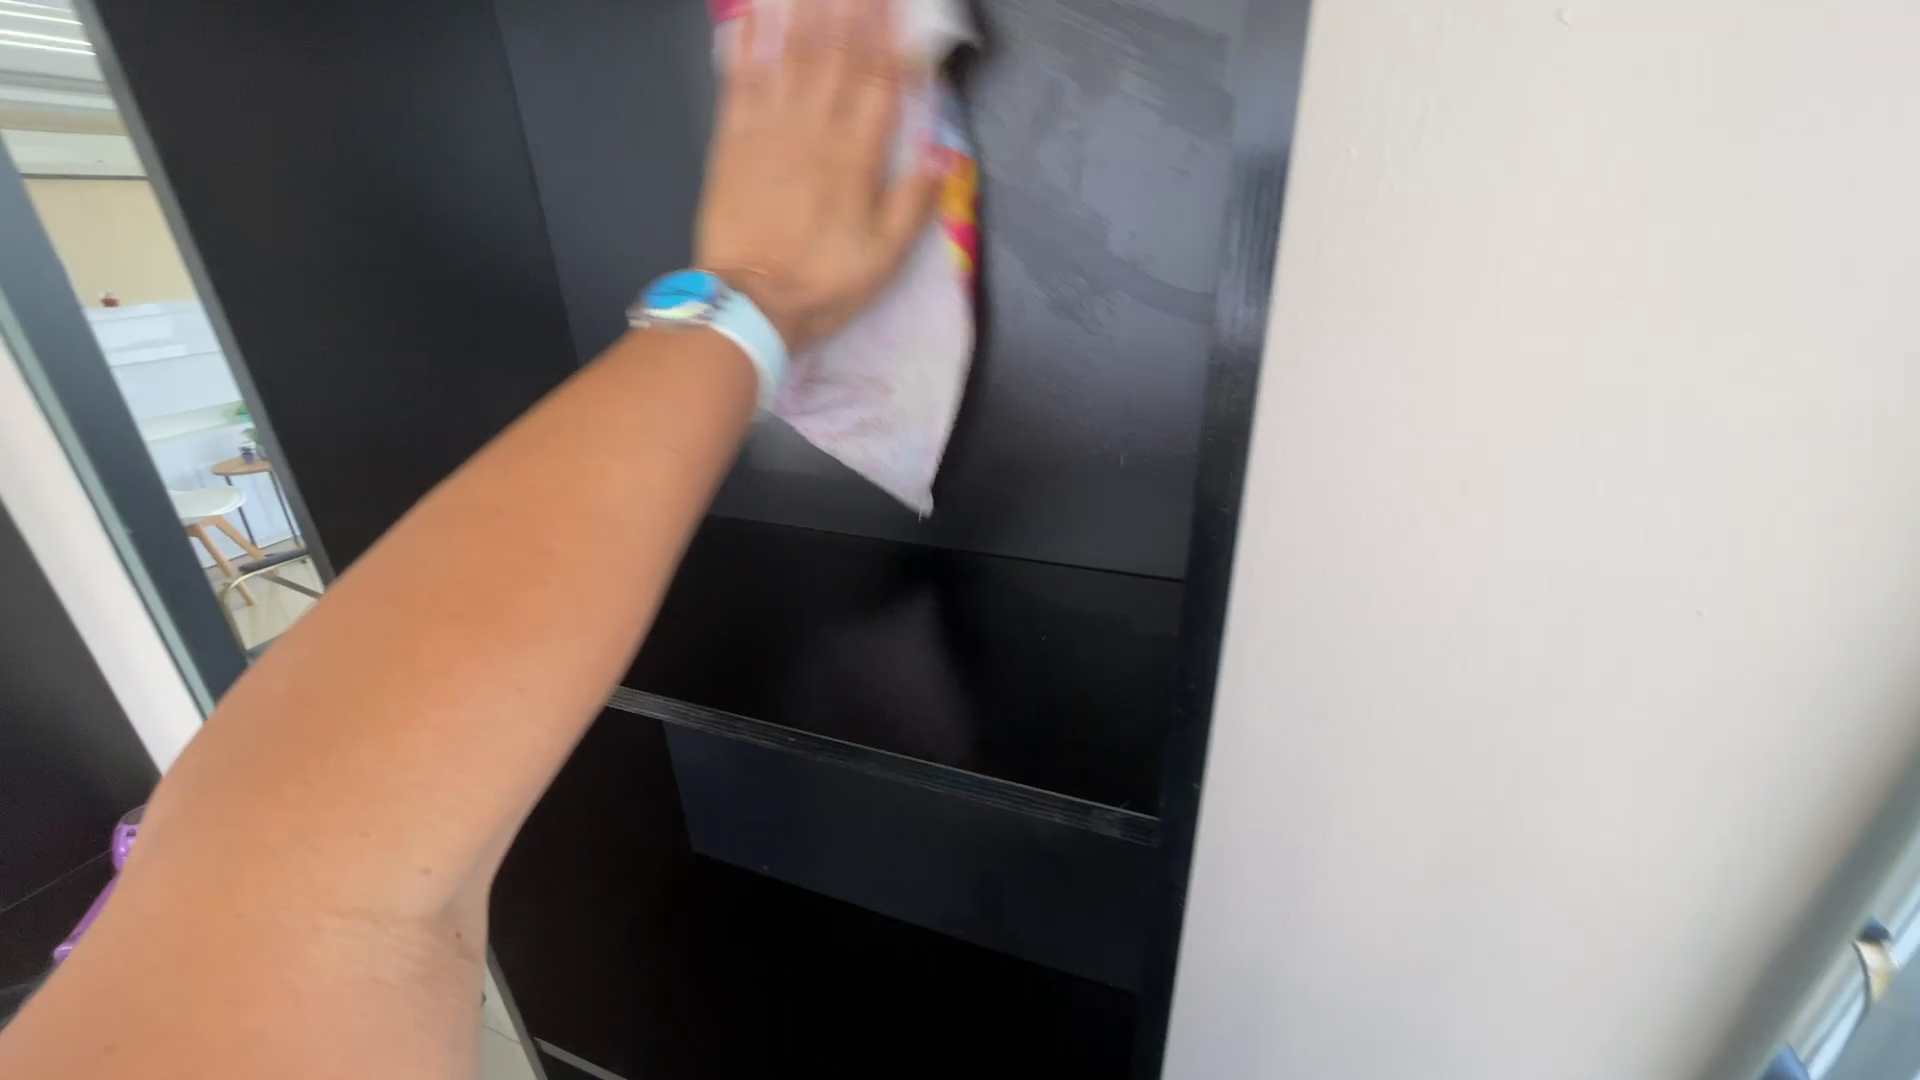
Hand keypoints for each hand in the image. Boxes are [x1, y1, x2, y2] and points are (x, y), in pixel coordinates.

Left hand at [696, 0, 943, 351]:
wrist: (751, 303)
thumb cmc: (824, 284)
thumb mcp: (884, 259)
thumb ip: (912, 205)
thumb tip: (943, 158)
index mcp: (855, 159)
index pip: (882, 85)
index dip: (897, 45)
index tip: (906, 14)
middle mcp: (814, 131)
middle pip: (837, 56)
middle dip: (853, 11)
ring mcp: (768, 130)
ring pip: (790, 55)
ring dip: (805, 12)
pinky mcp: (732, 140)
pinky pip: (740, 79)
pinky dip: (747, 42)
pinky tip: (753, 14)